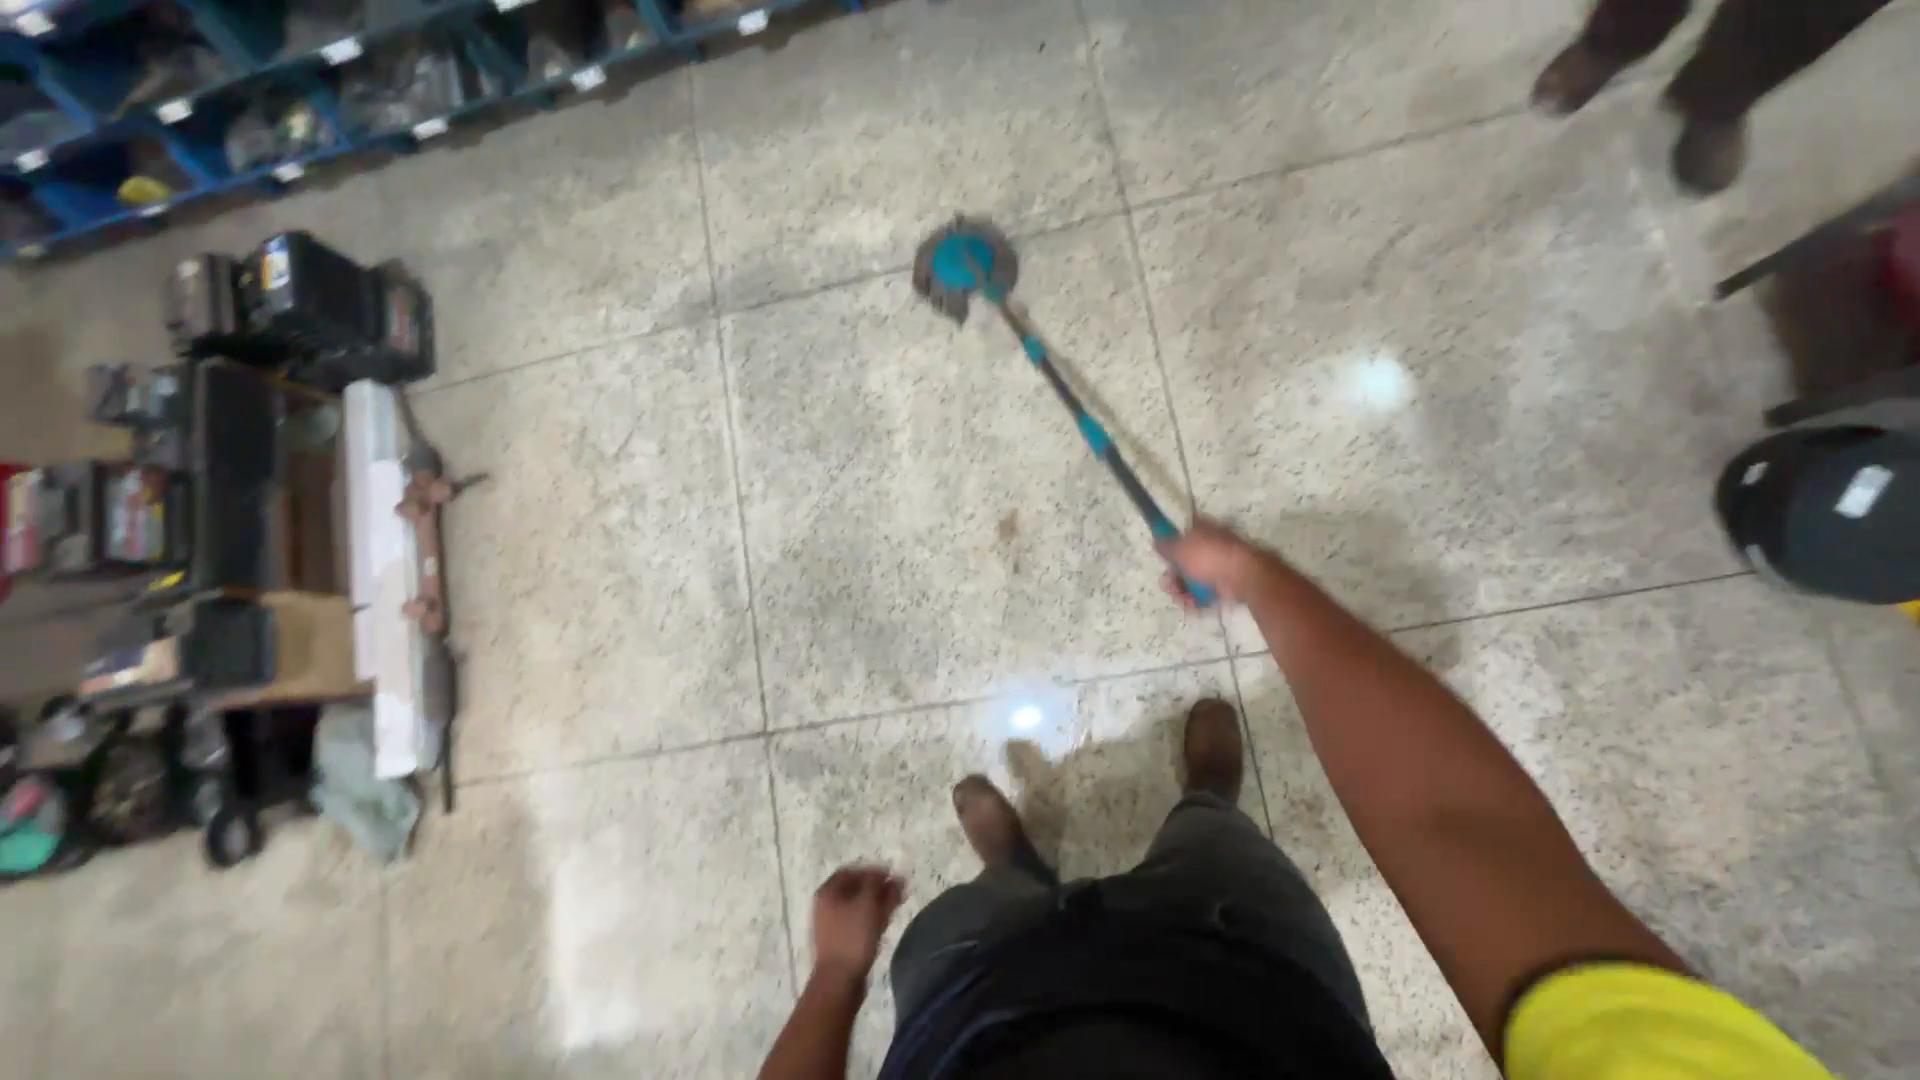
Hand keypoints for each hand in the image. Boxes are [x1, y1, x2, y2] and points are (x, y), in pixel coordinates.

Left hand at [811, 864, 905, 982]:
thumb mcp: (866, 903)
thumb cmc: (852, 936)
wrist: (839, 981)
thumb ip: (877, 883)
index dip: (871, 870)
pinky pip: (860, 922)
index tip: (890, 874)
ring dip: (879, 900)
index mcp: (828, 892)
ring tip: (899, 900)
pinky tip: (889, 917)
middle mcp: (828, 905)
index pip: (850, 871)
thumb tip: (886, 871)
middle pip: (856, 889)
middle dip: (878, 886)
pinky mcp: (843, 941)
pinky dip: (875, 916)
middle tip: (899, 887)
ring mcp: (835, 925)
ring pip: (860, 906)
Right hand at [1156, 518, 1273, 609]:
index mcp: (1203, 529)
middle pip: (1188, 559)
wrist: (1245, 578)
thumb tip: (1156, 542)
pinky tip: (1193, 607)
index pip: (1183, 534)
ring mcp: (1223, 564)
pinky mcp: (1230, 582)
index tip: (1165, 561)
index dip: (1172, 547)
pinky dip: (1199, 599)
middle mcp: (1214, 543)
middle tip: (1169, 586)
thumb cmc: (1209, 559)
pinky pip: (1209, 590)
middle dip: (1175, 575)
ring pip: (1197, 577)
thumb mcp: (1179, 550)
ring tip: (1182, 600)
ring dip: (1184, 590)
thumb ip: (1165, 547)